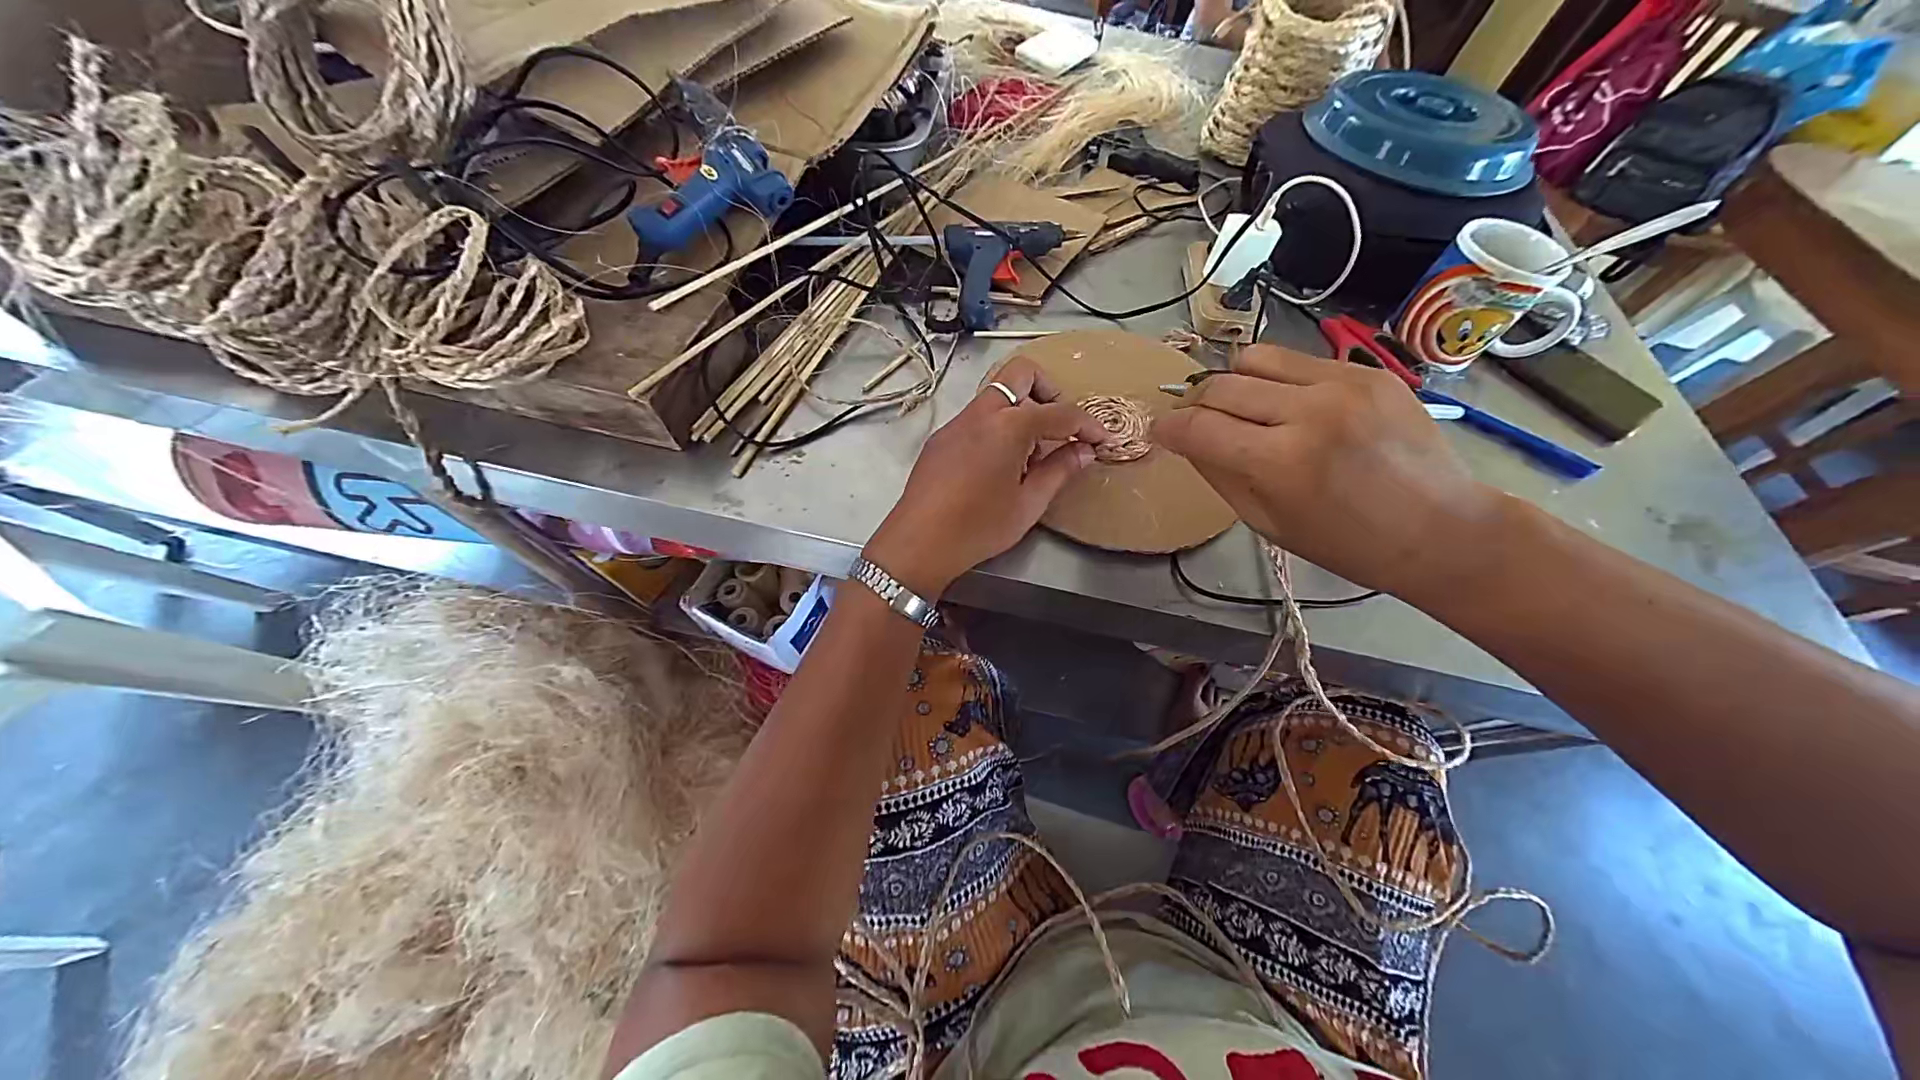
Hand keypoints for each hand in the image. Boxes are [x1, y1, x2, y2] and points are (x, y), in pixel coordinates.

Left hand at [867, 357, 1110, 596]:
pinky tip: (1002, 462)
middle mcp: (981, 413)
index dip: (1087, 424)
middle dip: (1050, 392)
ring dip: (1023, 409)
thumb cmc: (977, 527)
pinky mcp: (942, 438)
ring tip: (1032, 452)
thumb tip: (1084, 451)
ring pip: (997, 394)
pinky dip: (999, 424)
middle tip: (1061, 428)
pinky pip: (978, 416)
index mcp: (1008, 426)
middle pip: (1022, 374)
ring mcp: (957, 423)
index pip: (1060, 412)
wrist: (919, 542)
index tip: (1101, 440)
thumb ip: (1060, 470)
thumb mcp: (1028, 504)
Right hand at [1152, 344, 1509, 600]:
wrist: (1441, 528)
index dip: (1168, 427)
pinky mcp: (1368, 371)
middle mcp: (1309, 411)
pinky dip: (1279, 380)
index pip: (1198, 427)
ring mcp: (1343, 384)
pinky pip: (1298, 361)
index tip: (1160, 430)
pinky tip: (1291, 406)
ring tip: (1243, 406)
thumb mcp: (1268, 523)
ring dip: (1235, 381)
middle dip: (1195, 403)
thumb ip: (1220, 474)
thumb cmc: (1347, 543)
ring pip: (1255, 357)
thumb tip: (1186, 439)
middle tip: (1197, 421)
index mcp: (1280, 462)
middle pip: (1220, 385)